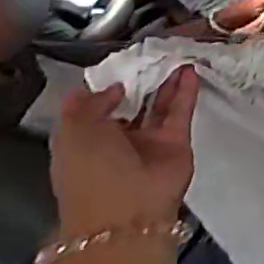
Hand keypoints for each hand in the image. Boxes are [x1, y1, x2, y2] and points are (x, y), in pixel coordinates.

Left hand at [52, 66, 197, 234]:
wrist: (127, 209)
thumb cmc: (90, 170)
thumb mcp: (75, 131)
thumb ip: (91, 103)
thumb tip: (115, 87)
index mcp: (83, 139)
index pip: (93, 107)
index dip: (103, 85)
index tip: (117, 64)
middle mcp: (116, 139)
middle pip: (130, 104)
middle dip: (139, 80)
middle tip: (151, 55)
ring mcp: (148, 140)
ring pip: (157, 105)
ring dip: (165, 82)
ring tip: (174, 57)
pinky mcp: (176, 141)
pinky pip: (180, 111)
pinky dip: (185, 91)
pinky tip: (189, 70)